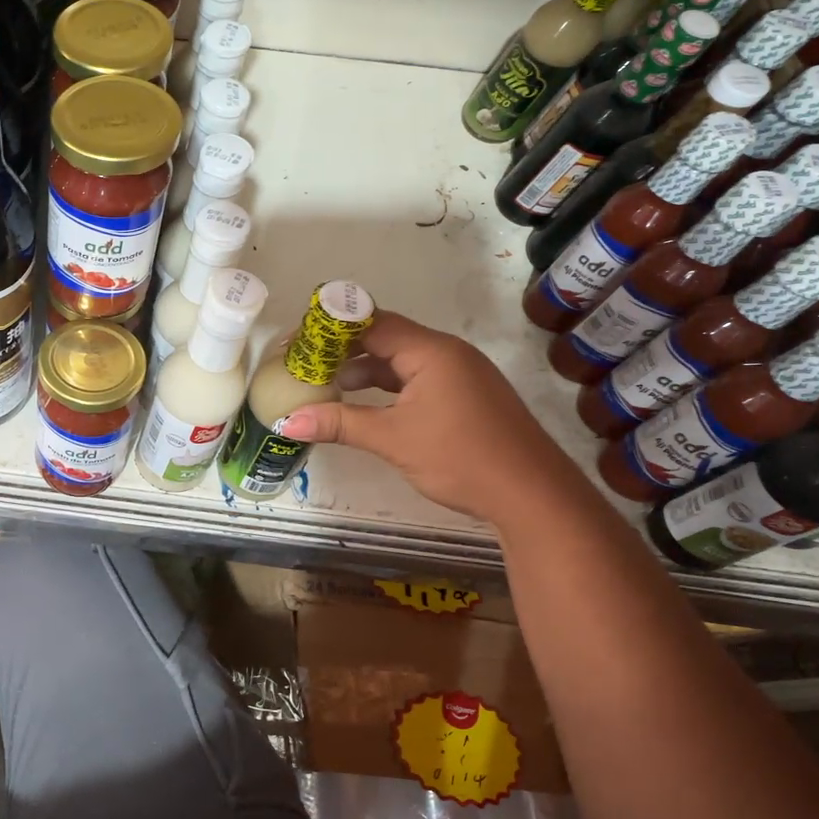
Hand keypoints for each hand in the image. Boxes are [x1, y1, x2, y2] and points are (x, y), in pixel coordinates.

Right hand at [275, 311, 586, 524]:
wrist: (532, 495)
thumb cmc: (461, 458)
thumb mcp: (392, 439)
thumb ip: (339, 424)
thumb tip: (286, 422)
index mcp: (432, 352)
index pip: (373, 323)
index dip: (333, 328)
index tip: (299, 339)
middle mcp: (448, 354)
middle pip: (387, 337)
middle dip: (344, 349)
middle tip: (305, 363)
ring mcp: (461, 375)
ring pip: (402, 360)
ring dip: (366, 370)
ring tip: (327, 384)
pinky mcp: (466, 397)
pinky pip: (418, 378)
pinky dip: (388, 386)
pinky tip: (366, 404)